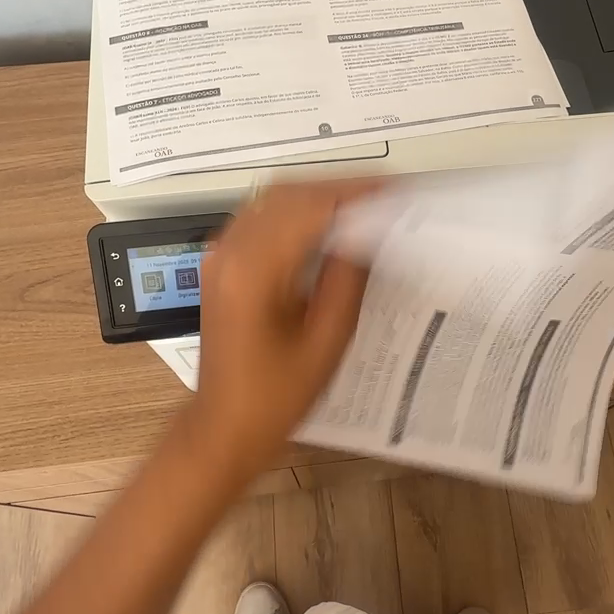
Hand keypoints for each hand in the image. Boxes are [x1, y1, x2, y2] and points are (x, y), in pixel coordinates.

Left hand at [189, 180, 376, 469]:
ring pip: (272, 199)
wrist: (223, 426)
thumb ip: (347, 278)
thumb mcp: (327, 340)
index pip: (310, 208)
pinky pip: (260, 216)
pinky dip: (295, 209)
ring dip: (317, 195)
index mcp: (254, 271)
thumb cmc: (277, 395)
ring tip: (362, 205)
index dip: (355, 193)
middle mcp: (230, 252)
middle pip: (288, 194)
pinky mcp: (220, 262)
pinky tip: (325, 222)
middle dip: (338, 188)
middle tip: (384, 195)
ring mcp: (219, 254)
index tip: (393, 190)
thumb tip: (367, 233)